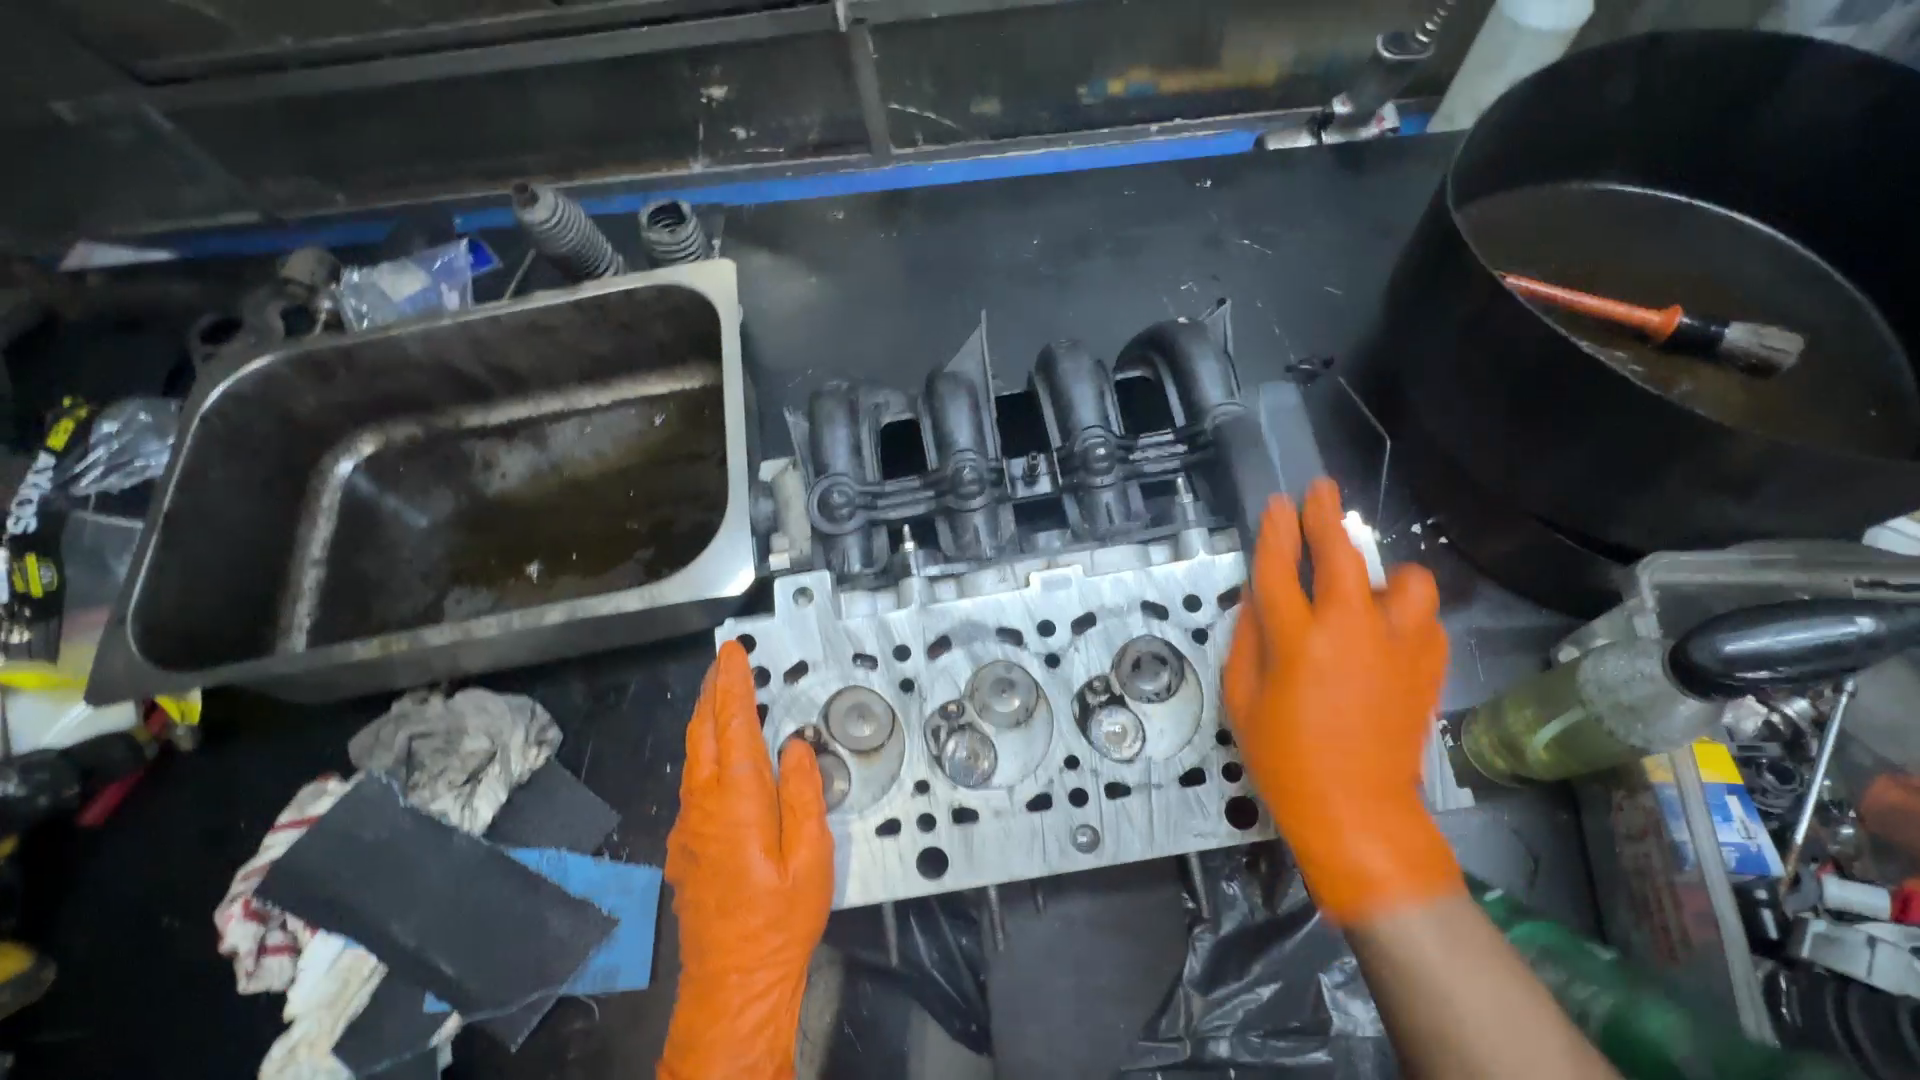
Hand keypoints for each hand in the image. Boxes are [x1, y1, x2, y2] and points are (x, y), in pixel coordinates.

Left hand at [660, 640, 833, 1078]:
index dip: (732, 685)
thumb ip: (802, 794)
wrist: (733, 978)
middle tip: (725, 663)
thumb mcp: (812, 855)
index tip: (733, 653)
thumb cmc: (781, 918)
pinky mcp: (684, 846)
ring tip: (723, 698)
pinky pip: (692, 784)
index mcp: (738, 801)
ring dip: (705, 721)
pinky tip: (720, 758)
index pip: (732, 726)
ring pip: (692, 758)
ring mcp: (687, 826)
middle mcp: (703, 805)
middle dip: (711, 693)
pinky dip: (704, 753)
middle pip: (701, 734)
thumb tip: (794, 747)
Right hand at [1223, 478, 1459, 925]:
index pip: (1280, 566)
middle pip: (1342, 554)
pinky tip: (1389, 631)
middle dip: (1327, 515)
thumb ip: (1247, 639)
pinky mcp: (1429, 666)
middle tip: (1321, 491)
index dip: (1276, 529)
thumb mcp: (1241, 699)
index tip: (1277, 503)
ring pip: (1405, 579)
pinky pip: (1426, 618)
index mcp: (1296, 639)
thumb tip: (1258, 598)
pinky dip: (1407, 613)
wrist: (1357, 810)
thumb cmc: (1284, 758)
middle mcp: (1350, 629)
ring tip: (1370, 583)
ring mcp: (1398, 645)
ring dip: (1385, 571)